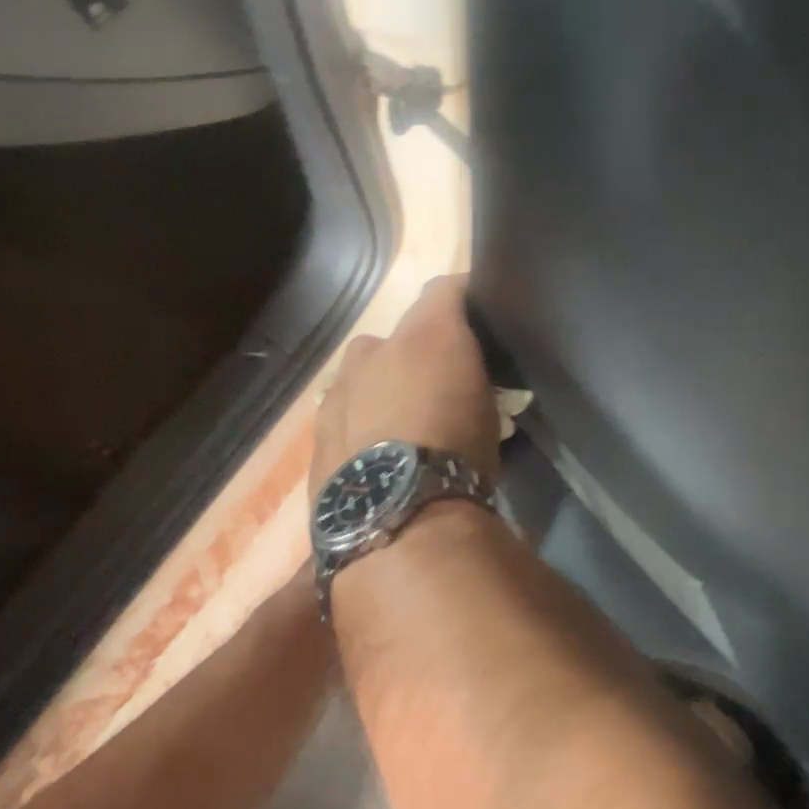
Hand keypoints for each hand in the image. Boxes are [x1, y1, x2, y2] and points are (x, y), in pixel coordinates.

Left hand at [310, 275, 500, 485]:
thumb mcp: (491, 409)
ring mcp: (339, 392)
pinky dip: (362, 424)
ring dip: (383, 387)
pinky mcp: (317, 435)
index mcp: (424, 336)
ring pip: (363, 375)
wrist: (398, 518)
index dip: (463, 300)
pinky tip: (378, 454)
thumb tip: (472, 374)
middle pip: (397, 336)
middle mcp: (375, 351)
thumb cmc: (460, 454)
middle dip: (416, 352)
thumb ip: (477, 374)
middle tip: (441, 386)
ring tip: (405, 424)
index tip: (481, 320)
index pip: (445, 290)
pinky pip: (345, 415)